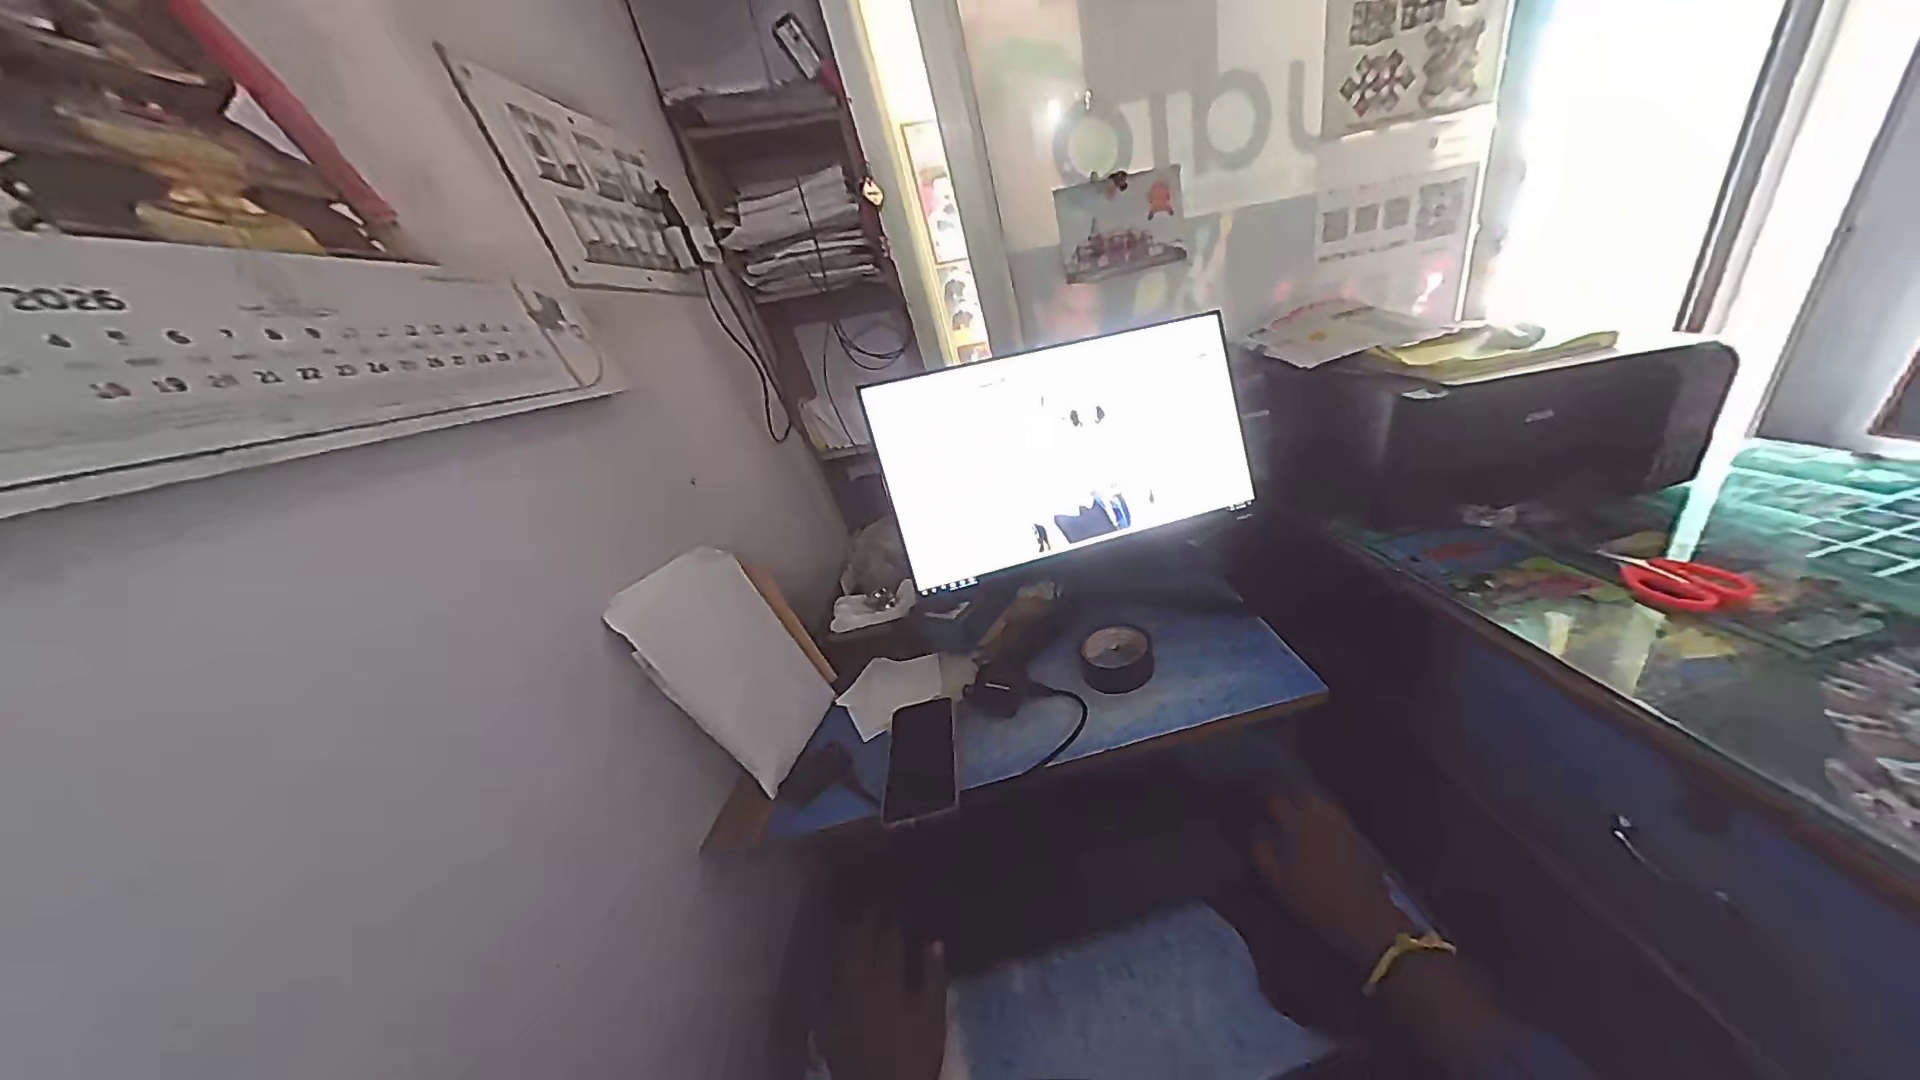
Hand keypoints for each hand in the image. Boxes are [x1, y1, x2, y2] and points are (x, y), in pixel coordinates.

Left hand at [823, 916, 947, 1079]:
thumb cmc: (915, 1054)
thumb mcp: (934, 1016)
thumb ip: (935, 976)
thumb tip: (934, 940)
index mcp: (887, 979)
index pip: (889, 936)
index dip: (894, 916)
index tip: (898, 900)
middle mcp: (860, 982)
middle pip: (859, 940)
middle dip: (866, 918)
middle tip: (874, 902)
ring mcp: (842, 999)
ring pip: (843, 956)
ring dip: (850, 935)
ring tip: (856, 920)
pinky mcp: (831, 1016)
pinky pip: (833, 979)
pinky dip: (839, 962)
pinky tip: (843, 958)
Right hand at [1249, 789, 1417, 967]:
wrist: (1367, 919)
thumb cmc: (1317, 900)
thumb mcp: (1279, 882)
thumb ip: (1262, 852)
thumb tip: (1258, 831)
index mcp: (1295, 824)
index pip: (1275, 799)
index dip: (1263, 800)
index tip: (1257, 807)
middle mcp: (1318, 816)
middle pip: (1299, 791)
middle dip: (1287, 796)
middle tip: (1278, 807)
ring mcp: (1340, 823)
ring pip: (1319, 798)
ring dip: (1305, 799)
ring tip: (1296, 810)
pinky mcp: (1357, 834)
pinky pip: (1335, 811)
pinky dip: (1323, 810)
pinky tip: (1318, 823)